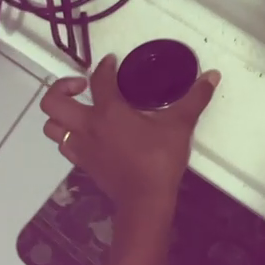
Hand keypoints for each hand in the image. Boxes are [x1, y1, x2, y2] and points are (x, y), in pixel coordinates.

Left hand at [40, 54, 219, 221]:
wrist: (145, 202)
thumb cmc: (159, 160)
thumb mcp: (179, 126)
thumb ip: (194, 99)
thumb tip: (212, 76)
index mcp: (108, 111)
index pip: (99, 80)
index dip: (105, 66)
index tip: (113, 62)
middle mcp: (87, 126)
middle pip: (52, 102)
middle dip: (62, 87)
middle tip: (83, 85)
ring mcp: (81, 147)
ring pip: (52, 126)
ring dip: (61, 114)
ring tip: (81, 109)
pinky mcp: (83, 163)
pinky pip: (64, 145)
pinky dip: (69, 135)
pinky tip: (88, 133)